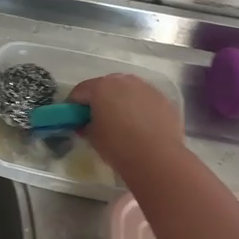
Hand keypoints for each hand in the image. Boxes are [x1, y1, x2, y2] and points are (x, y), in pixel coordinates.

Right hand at [70, 73, 184, 164]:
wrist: (156, 158)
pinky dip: (140, 107)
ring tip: (122, 120)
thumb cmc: (117, 145)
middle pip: (105, 85)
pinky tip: (141, 125)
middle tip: (98, 117)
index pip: (80, 91)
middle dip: (100, 99)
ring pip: (128, 90)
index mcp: (101, 87)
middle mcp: (124, 81)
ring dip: (122, 100)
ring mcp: (146, 88)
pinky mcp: (164, 99)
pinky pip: (145, 99)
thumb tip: (86, 124)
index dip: (74, 104)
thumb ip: (86, 125)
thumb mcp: (92, 137)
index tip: (74, 117)